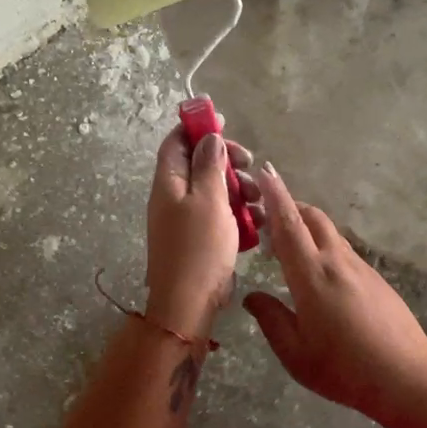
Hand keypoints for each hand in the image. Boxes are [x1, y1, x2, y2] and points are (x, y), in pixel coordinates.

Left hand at [144, 127, 254, 339]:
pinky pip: (217, 214)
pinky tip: (257, 220)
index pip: (176, 142)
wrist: (187, 305)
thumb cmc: (198, 248)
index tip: (223, 122)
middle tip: (249, 163)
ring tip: (258, 198)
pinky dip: (236, 211)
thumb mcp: (209, 200)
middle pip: (197, 163)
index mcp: (168, 182)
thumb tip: (208, 137)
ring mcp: (183, 219)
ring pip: (212, 189)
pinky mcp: (197, 239)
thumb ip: (209, 165)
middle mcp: (171, 196)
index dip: (196, 127)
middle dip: (225, 159)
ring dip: (237, 187)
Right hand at [243, 163, 426, 419]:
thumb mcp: (296, 354)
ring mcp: (360, 268)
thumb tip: (252, 296)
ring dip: (306, 226)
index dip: (274, 195)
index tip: (264, 170)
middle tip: (266, 215)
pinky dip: (323, 246)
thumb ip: (271, 320)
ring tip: (288, 247)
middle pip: (311, 217)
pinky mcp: (376, 280)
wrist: (409, 380)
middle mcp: (336, 261)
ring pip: (329, 232)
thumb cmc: (345, 369)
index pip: (288, 223)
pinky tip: (318, 275)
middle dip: (289, 206)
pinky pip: (342, 250)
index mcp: (311, 274)